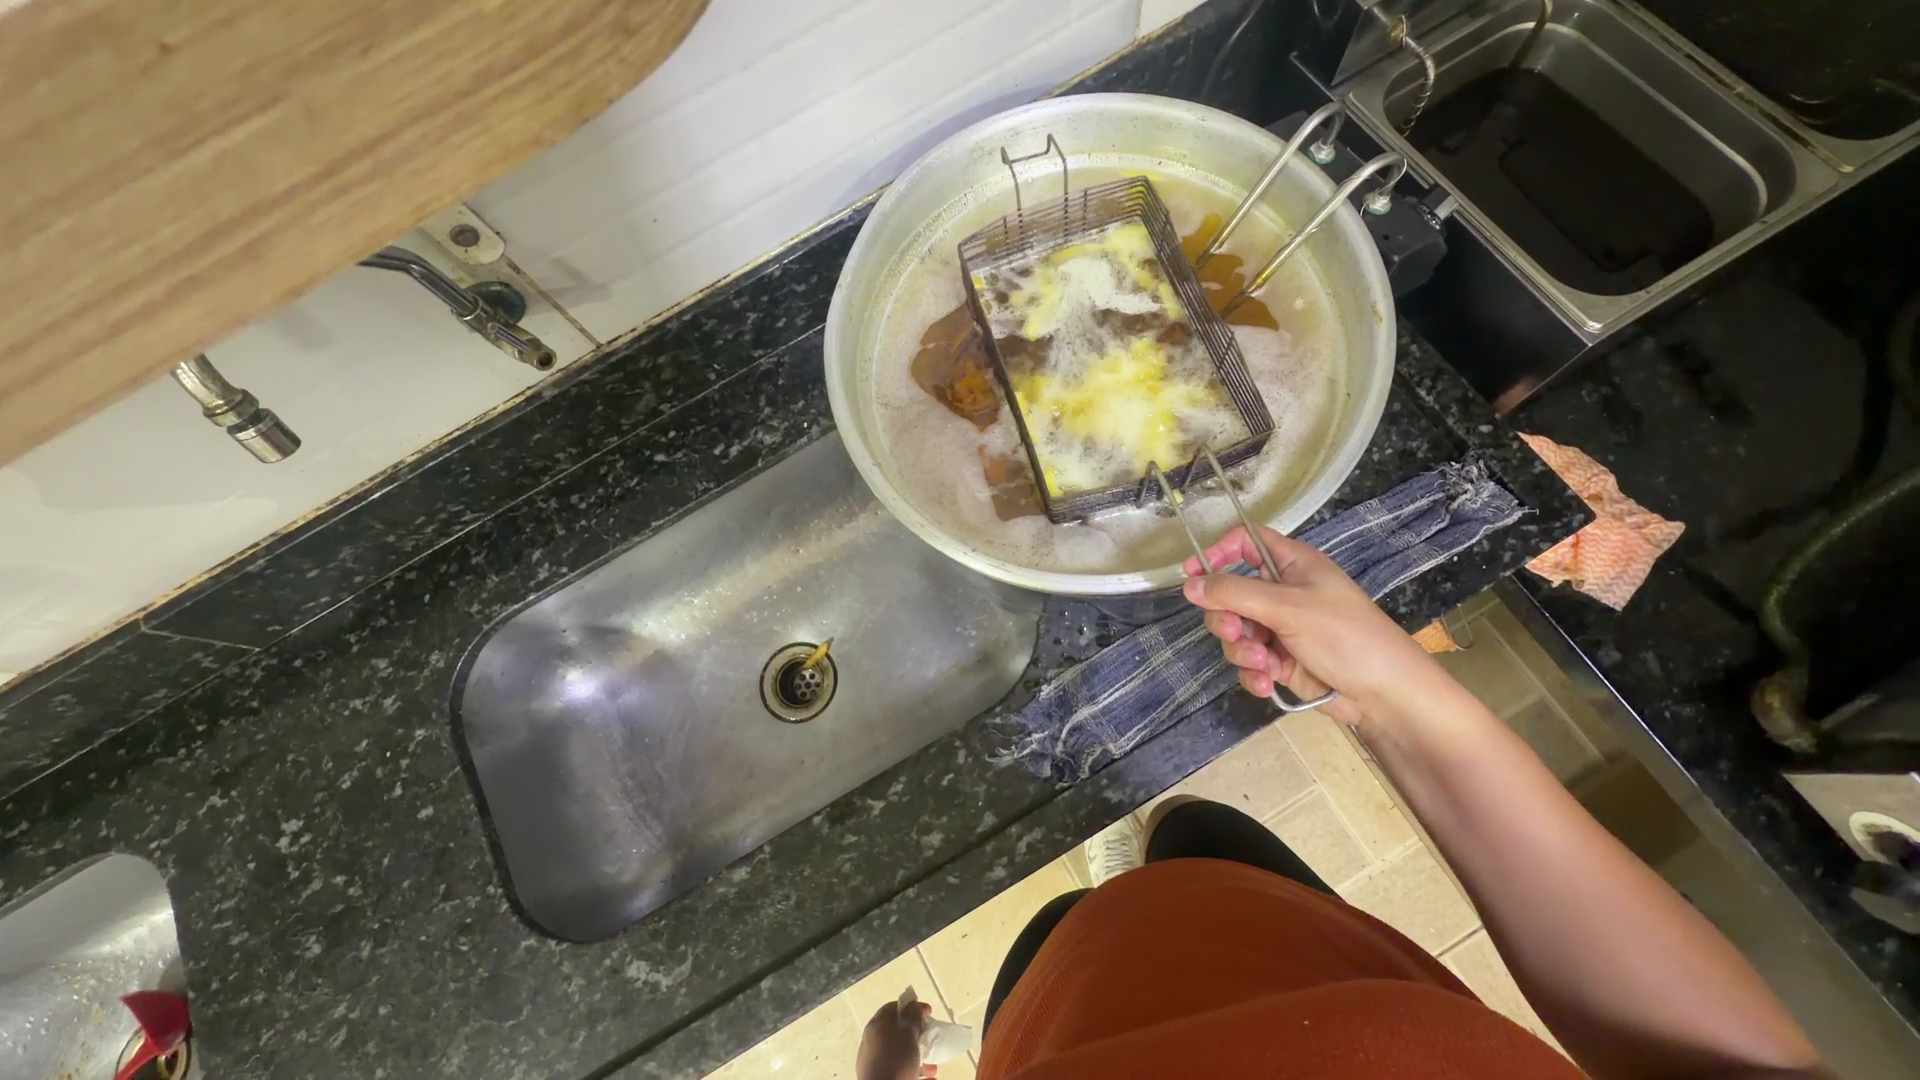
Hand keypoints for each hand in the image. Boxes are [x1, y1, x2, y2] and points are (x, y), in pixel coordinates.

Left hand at [857, 1000, 934, 1079]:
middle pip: (897, 1032)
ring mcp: (875, 1063)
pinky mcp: (880, 1078)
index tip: (928, 1012)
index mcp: (876, 1025)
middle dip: (917, 1035)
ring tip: (933, 1066)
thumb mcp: (908, 1032)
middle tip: (930, 1038)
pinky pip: (901, 1072)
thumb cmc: (896, 1059)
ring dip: (919, 1058)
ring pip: (900, 1055)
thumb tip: (913, 1005)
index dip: (912, 1007)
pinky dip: (915, 1073)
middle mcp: (873, 1042)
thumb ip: (912, 1015)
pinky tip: (929, 1079)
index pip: (893, 1007)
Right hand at [1181, 525, 1450, 728]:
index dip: (1219, 553)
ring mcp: (1280, 628)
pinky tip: (1266, 682)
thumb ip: (1234, 593)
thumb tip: (1188, 584)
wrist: (1384, 694)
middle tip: (1233, 631)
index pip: (1245, 542)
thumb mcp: (1287, 607)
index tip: (1193, 574)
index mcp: (1292, 564)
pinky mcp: (1280, 660)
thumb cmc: (1345, 636)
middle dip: (1226, 617)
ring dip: (1241, 649)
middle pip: (1230, 593)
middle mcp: (1283, 592)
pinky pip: (1248, 659)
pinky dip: (1252, 671)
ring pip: (1235, 630)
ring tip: (1262, 662)